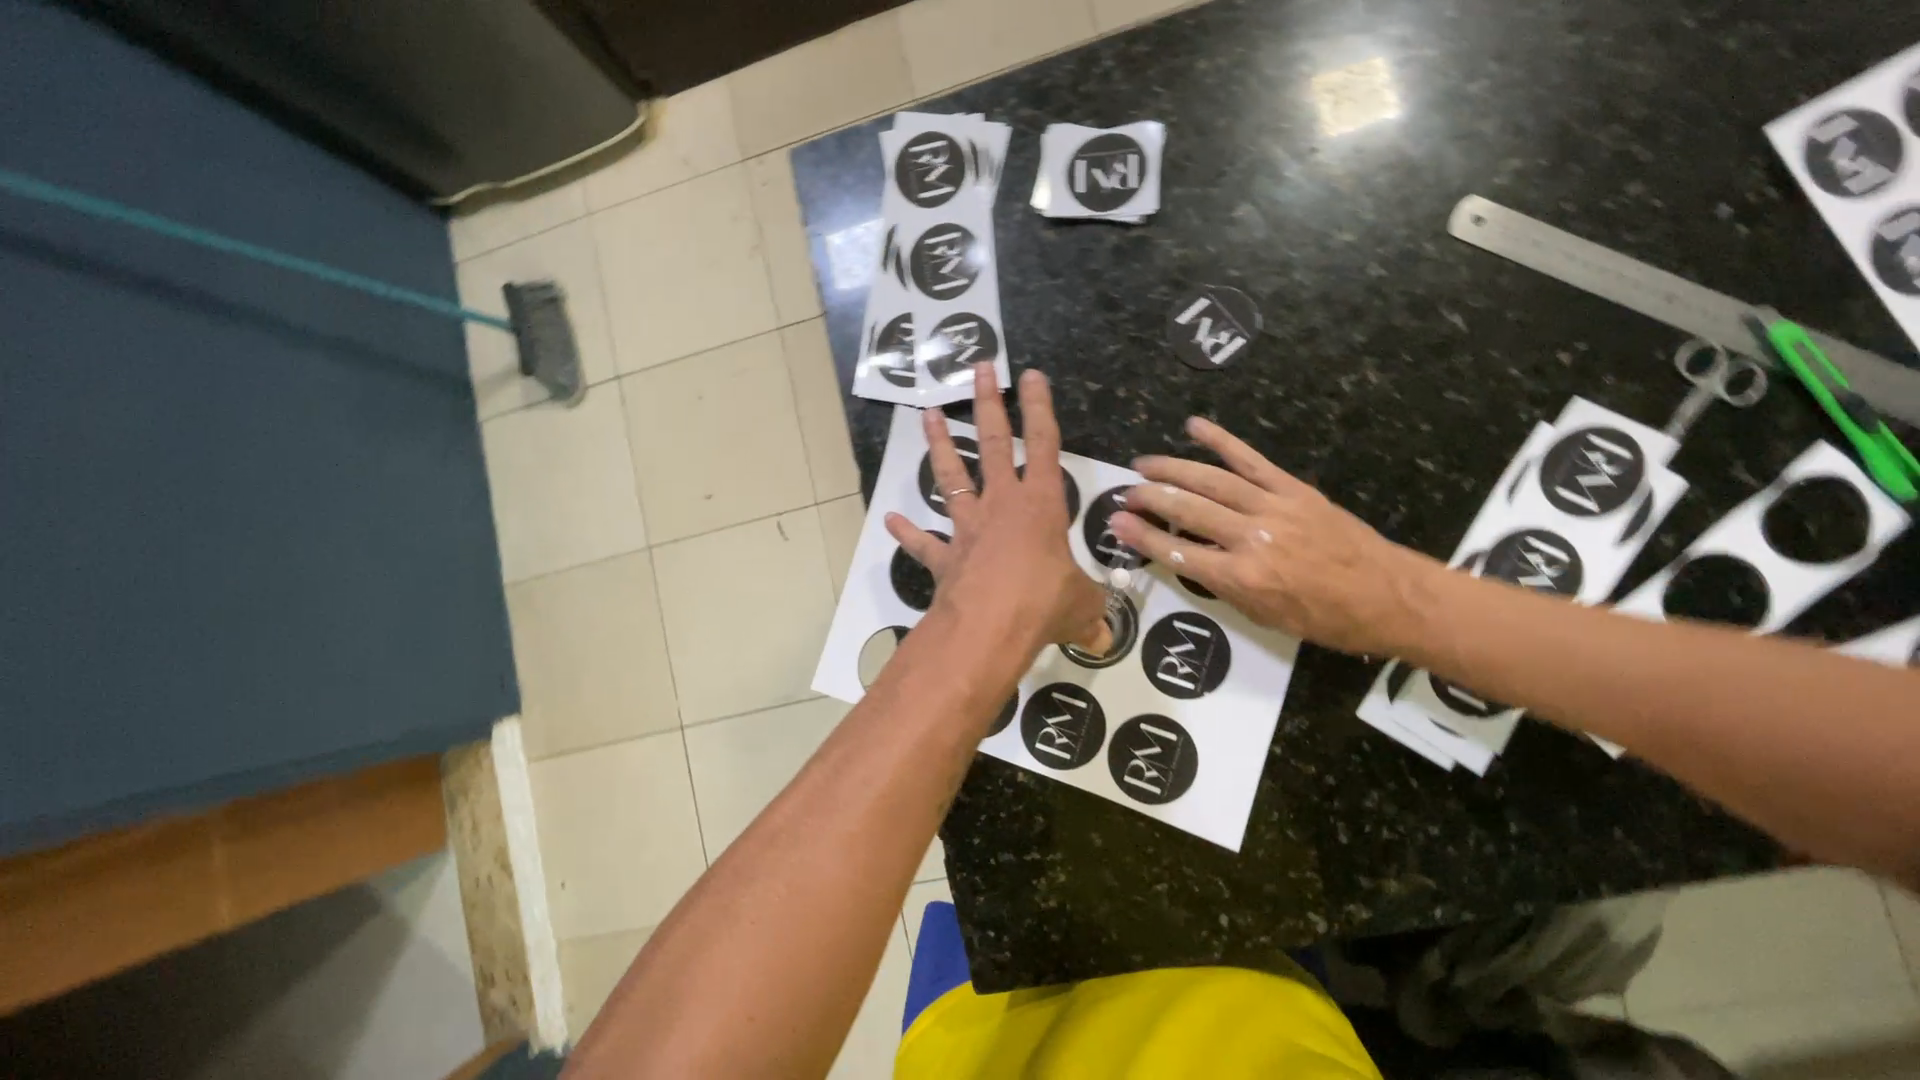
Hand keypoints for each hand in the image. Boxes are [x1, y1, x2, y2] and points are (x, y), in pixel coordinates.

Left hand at [886, 365, 1111, 654]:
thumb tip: (1103, 634)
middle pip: (993, 443)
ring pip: (950, 476)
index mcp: (1041, 506)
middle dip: (988, 403)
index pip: (1044, 445)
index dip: (1039, 409)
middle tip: (981, 368)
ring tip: (927, 413)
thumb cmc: (1043, 605)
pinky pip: (923, 542)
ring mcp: (968, 528)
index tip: (1031, 375)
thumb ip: (1090, 612)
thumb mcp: (1081, 607)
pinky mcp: (944, 557)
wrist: (988, 628)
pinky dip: (907, 533)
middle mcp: (1001, 505)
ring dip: (938, 445)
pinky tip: (890, 519)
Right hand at [1108, 416, 1438, 656]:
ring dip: (1172, 469)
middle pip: (1187, 510)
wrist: (1387, 596)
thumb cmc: (1325, 618)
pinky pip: (1250, 460)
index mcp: (1242, 578)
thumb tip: (1188, 558)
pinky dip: (1220, 441)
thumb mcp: (1264, 617)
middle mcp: (1251, 538)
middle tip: (1122, 494)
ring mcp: (1273, 507)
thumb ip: (1223, 585)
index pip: (1178, 553)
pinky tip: (1194, 427)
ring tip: (1142, 465)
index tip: (1115, 524)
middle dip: (1149, 500)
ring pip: (1211, 481)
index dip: (1142, 537)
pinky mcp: (1293, 489)